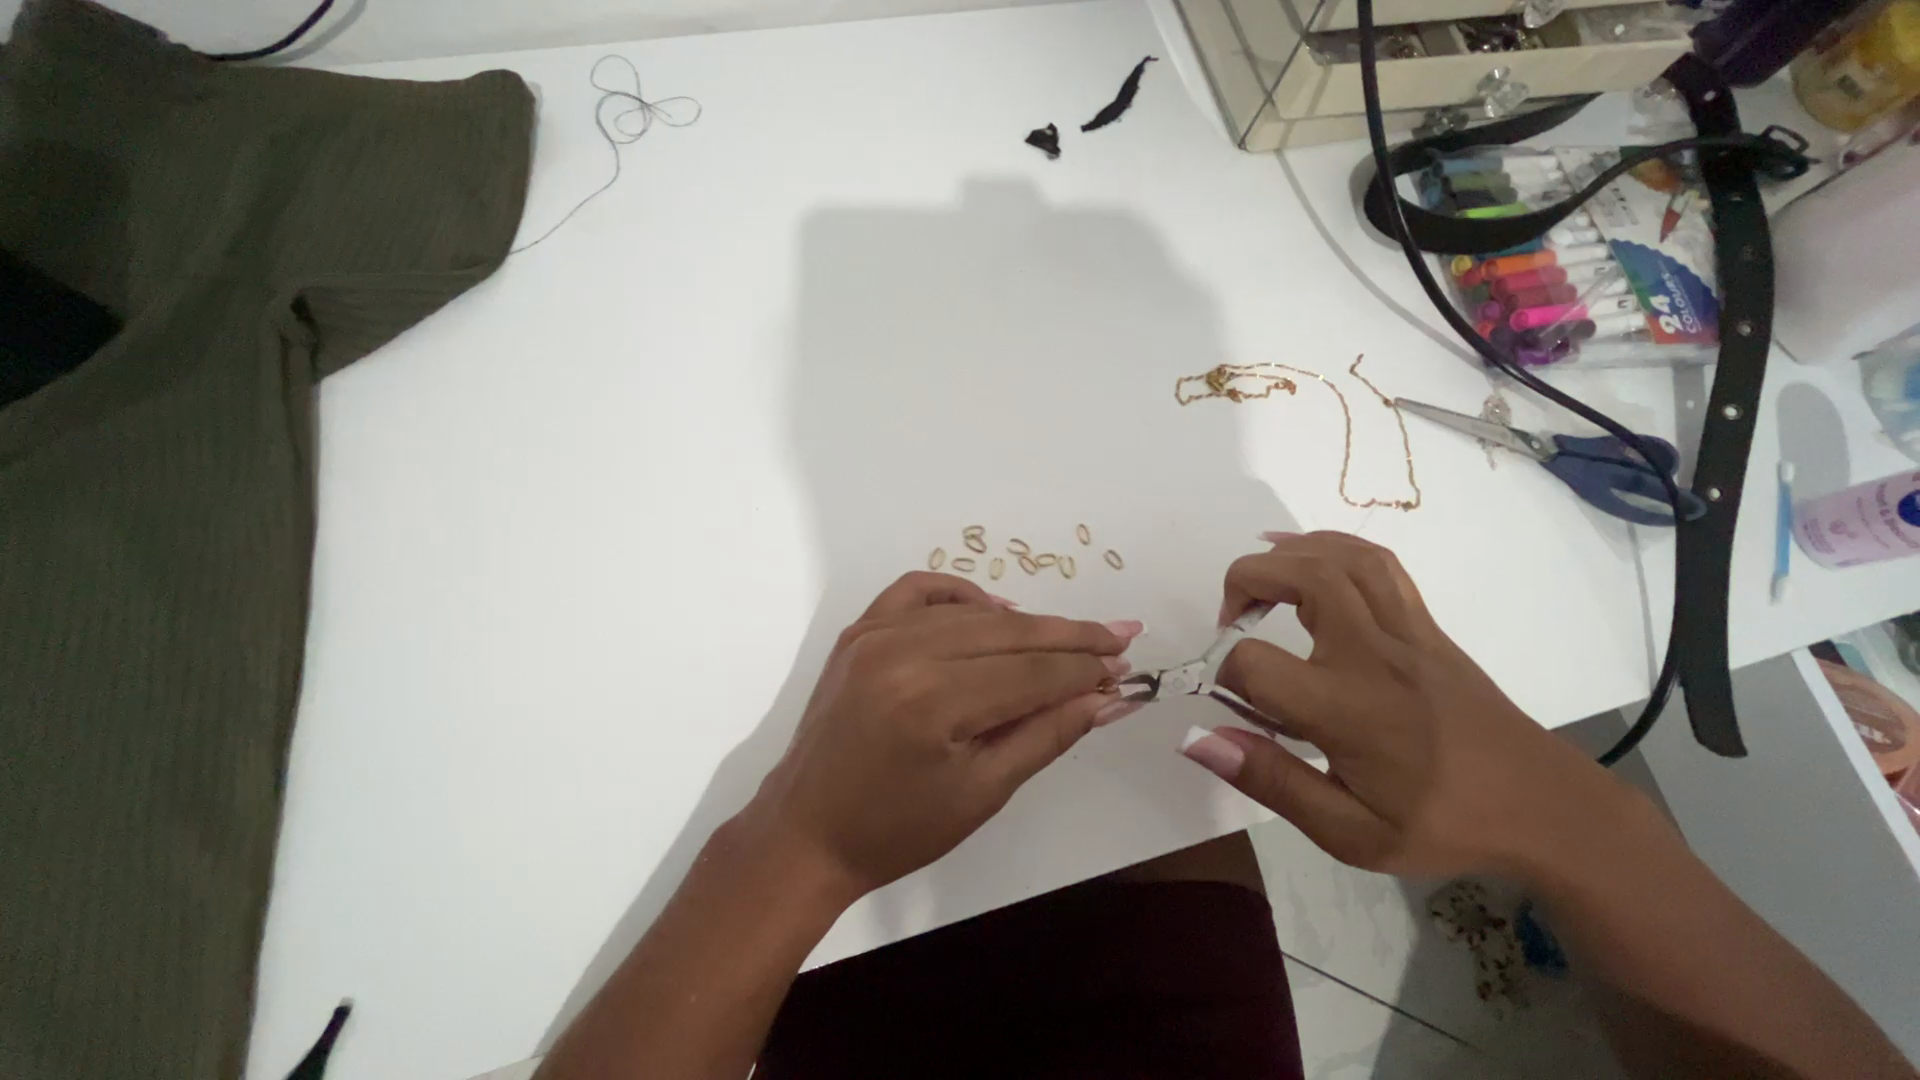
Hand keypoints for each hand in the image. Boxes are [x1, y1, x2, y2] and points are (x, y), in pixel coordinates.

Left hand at [742, 572, 1142, 898]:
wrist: (807, 831)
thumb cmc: (897, 830)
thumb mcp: (983, 793)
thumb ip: (1048, 735)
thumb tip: (1108, 698)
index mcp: (933, 702)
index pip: (1032, 672)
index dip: (1084, 668)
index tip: (1125, 665)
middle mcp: (903, 653)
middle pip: (1008, 633)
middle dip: (1069, 638)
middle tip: (1117, 638)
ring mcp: (874, 635)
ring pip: (972, 614)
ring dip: (1025, 623)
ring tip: (1067, 638)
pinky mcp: (858, 632)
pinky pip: (920, 591)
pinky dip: (962, 596)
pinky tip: (991, 613)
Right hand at [1181, 531, 1628, 880]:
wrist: (1546, 808)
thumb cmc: (1442, 824)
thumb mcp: (1350, 832)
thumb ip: (1271, 781)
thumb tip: (1198, 740)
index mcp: (1347, 708)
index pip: (1256, 663)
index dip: (1224, 674)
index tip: (1231, 703)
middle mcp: (1374, 654)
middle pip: (1301, 575)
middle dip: (1246, 580)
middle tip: (1229, 619)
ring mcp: (1406, 632)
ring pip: (1343, 557)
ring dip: (1290, 553)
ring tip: (1260, 579)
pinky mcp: (1427, 627)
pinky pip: (1378, 566)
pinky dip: (1333, 548)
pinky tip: (1311, 562)